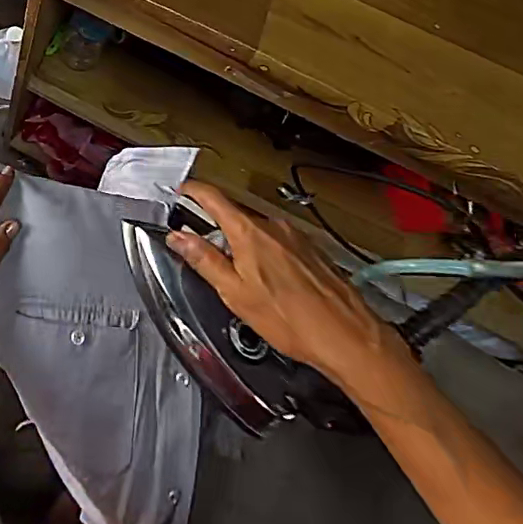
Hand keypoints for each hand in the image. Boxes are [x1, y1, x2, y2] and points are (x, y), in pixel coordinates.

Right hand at [167, 182, 413, 398]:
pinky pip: (277, 240)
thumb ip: (204, 260)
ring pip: (257, 229)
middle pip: (235, 214)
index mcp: (250, 233)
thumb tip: (181, 238)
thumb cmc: (292, 319)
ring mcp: (293, 235)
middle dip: (216, 228)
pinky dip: (264, 252)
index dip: (193, 191)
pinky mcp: (308, 247)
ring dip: (242, 243)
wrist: (342, 332)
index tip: (182, 191)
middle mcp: (274, 226)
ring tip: (241, 278)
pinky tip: (269, 281)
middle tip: (203, 249)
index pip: (214, 197)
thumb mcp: (235, 293)